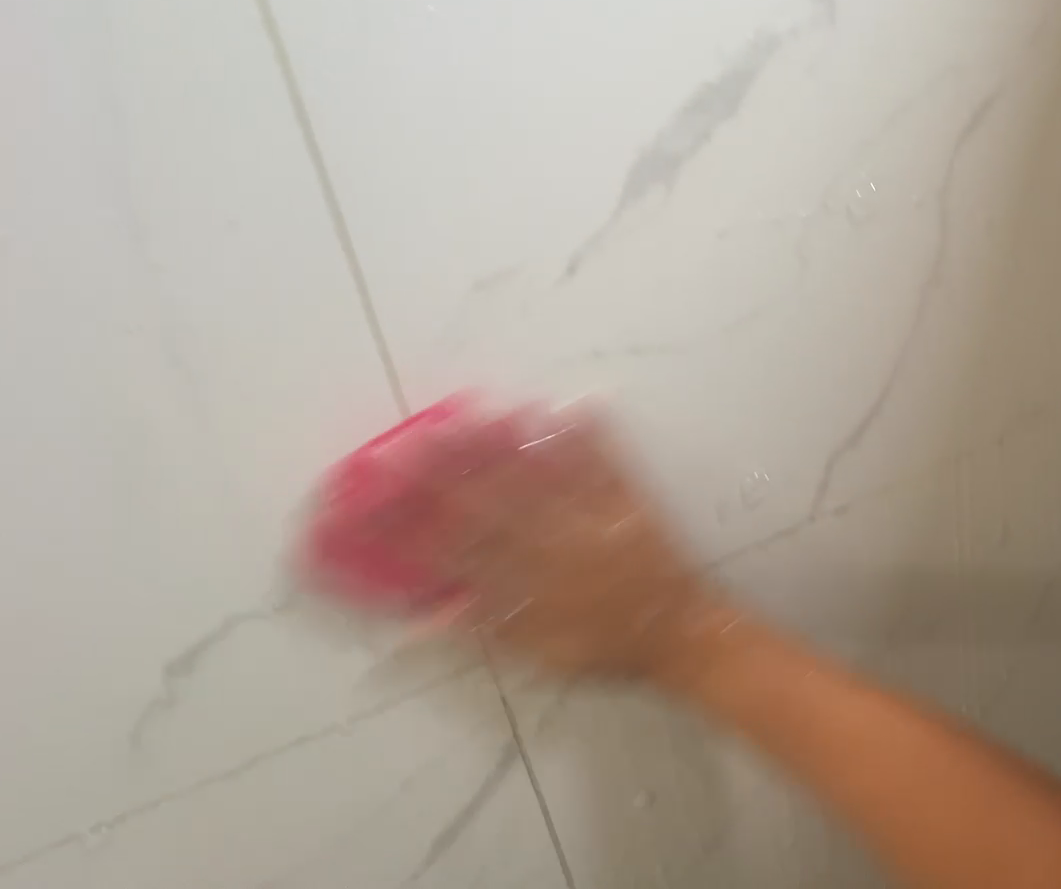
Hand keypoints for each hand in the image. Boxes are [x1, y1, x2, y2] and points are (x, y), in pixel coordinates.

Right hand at [424, 408, 732, 680]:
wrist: (680, 633)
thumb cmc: (607, 647)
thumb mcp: (539, 654)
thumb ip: (484, 629)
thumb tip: (425, 618)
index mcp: (531, 587)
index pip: (458, 552)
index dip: (415, 526)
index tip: (380, 501)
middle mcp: (559, 548)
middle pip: (496, 503)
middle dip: (453, 470)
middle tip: (417, 438)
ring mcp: (597, 520)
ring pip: (546, 478)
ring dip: (512, 444)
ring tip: (478, 412)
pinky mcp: (632, 503)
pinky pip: (609, 466)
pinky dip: (592, 436)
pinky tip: (575, 406)